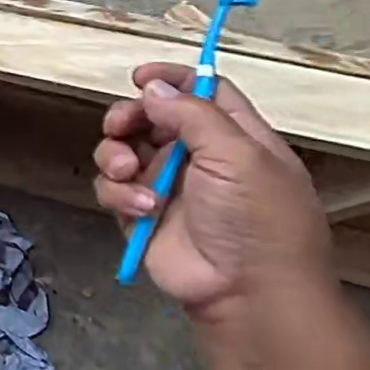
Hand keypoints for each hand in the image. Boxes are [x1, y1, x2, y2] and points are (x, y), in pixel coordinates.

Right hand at [91, 63, 335, 328]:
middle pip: (150, 117)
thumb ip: (193, 115)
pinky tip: (141, 209)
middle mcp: (197, 155)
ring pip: (123, 150)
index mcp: (231, 134)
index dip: (171, 79)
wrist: (247, 292)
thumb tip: (153, 88)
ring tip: (126, 170)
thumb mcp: (238, 155)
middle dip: (129, 116)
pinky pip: (113, 190)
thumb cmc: (256, 217)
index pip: (200, 90)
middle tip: (121, 126)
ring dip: (116, 154)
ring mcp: (166, 186)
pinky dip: (118, 193)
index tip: (140, 77)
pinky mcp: (140, 215)